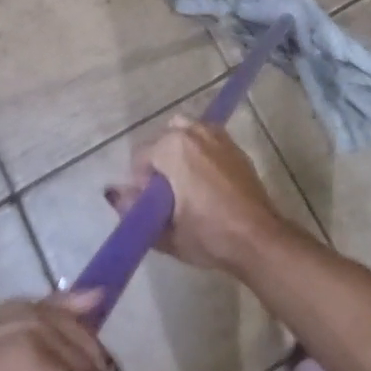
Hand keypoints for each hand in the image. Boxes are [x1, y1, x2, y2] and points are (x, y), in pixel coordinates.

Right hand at [105, 115, 290, 273]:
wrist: (257, 238)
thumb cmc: (208, 235)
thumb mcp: (164, 231)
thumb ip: (132, 210)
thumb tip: (112, 194)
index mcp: (173, 147)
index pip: (140, 156)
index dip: (139, 182)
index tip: (149, 205)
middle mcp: (195, 132)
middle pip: (163, 139)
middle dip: (158, 162)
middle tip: (164, 195)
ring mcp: (218, 135)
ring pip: (186, 133)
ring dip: (178, 152)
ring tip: (183, 184)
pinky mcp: (235, 146)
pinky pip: (207, 139)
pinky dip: (199, 152)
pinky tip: (204, 181)